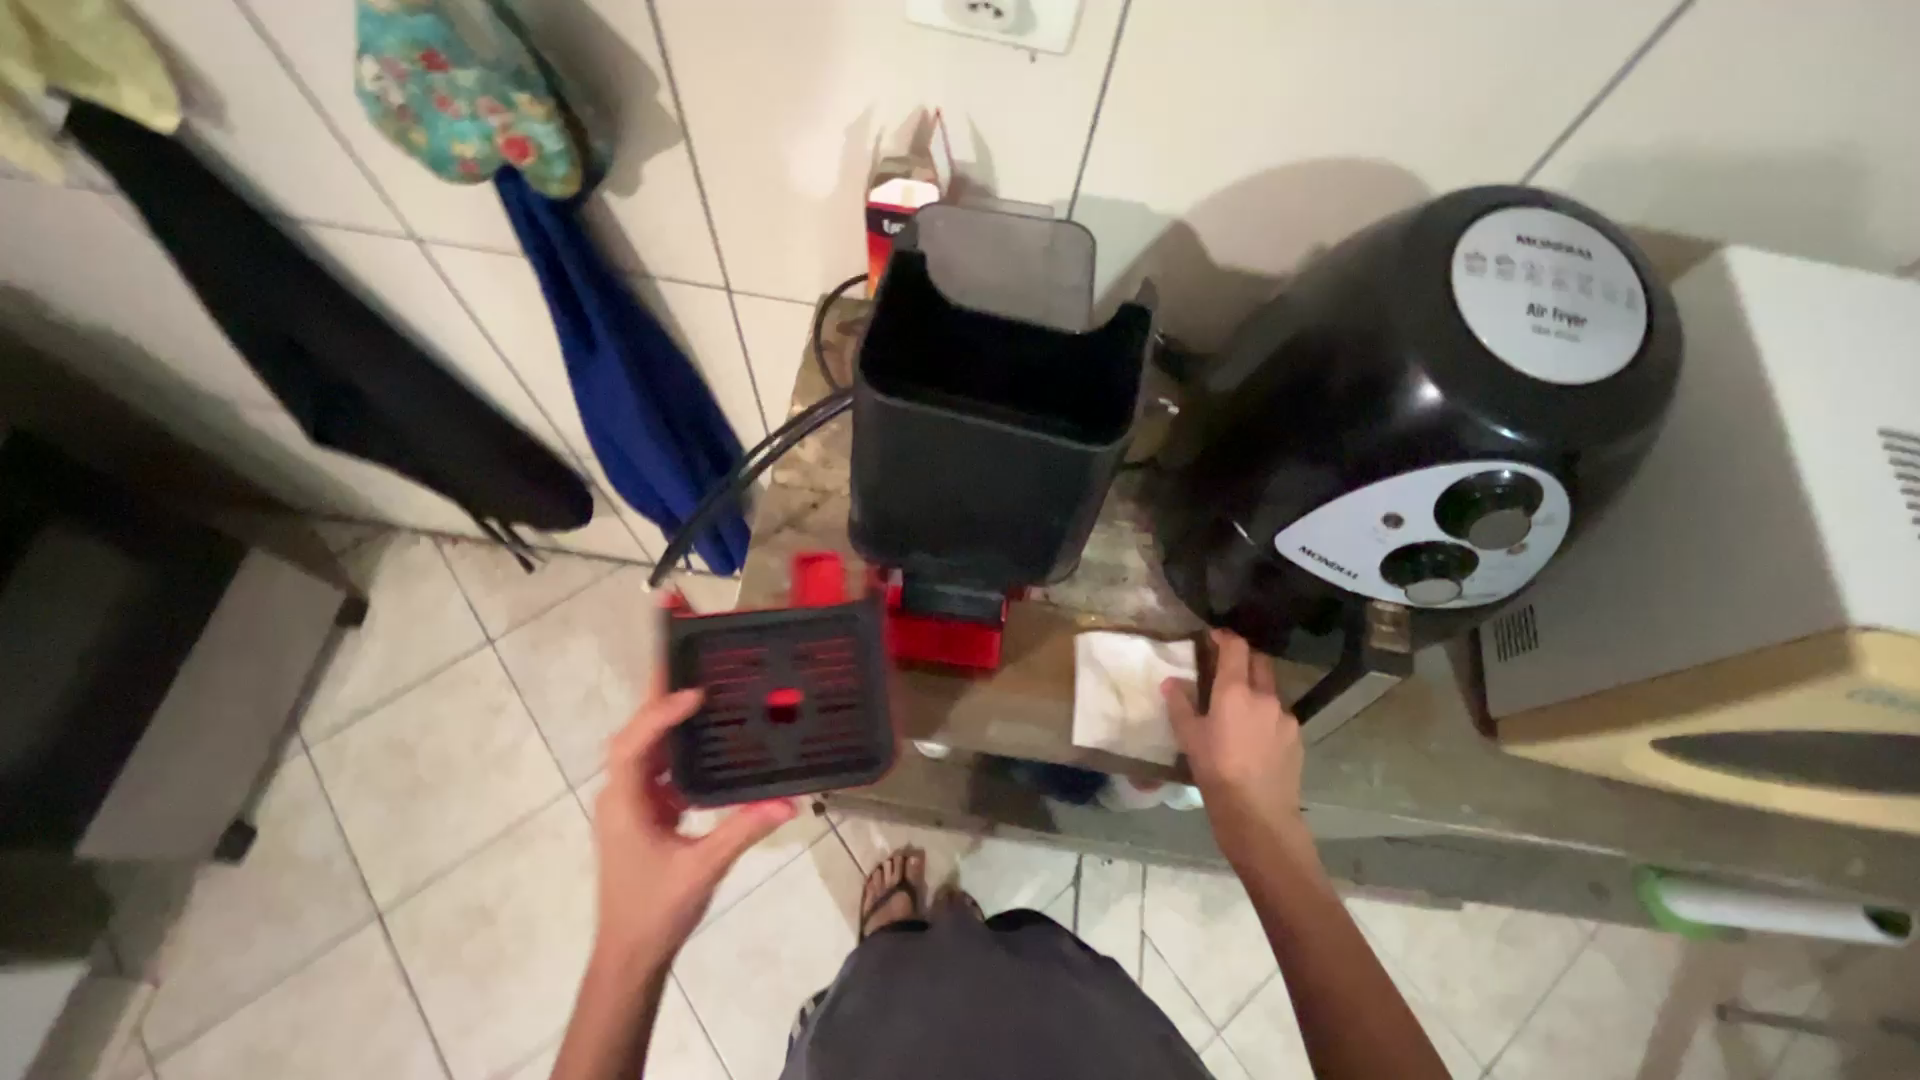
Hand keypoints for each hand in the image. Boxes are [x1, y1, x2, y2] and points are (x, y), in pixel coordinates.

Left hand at [591, 676, 796, 963]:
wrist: (630, 954)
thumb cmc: (657, 910)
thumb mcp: (703, 868)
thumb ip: (744, 829)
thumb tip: (790, 800)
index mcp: (625, 803)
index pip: (633, 746)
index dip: (659, 715)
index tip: (695, 693)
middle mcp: (622, 794)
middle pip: (636, 733)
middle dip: (657, 693)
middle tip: (683, 654)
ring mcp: (631, 803)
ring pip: (646, 746)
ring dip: (666, 713)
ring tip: (698, 680)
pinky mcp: (645, 813)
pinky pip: (659, 765)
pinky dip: (678, 742)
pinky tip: (705, 734)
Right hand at [1163, 630, 1307, 864]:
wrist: (1258, 815)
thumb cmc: (1216, 772)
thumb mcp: (1189, 739)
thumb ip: (1180, 706)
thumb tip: (1171, 683)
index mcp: (1236, 691)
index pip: (1236, 648)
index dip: (1225, 637)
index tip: (1213, 636)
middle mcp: (1265, 697)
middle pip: (1260, 662)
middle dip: (1245, 657)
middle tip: (1226, 666)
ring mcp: (1286, 717)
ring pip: (1271, 691)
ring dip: (1256, 689)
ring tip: (1239, 708)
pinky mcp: (1297, 738)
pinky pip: (1279, 716)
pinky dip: (1266, 715)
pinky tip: (1254, 737)